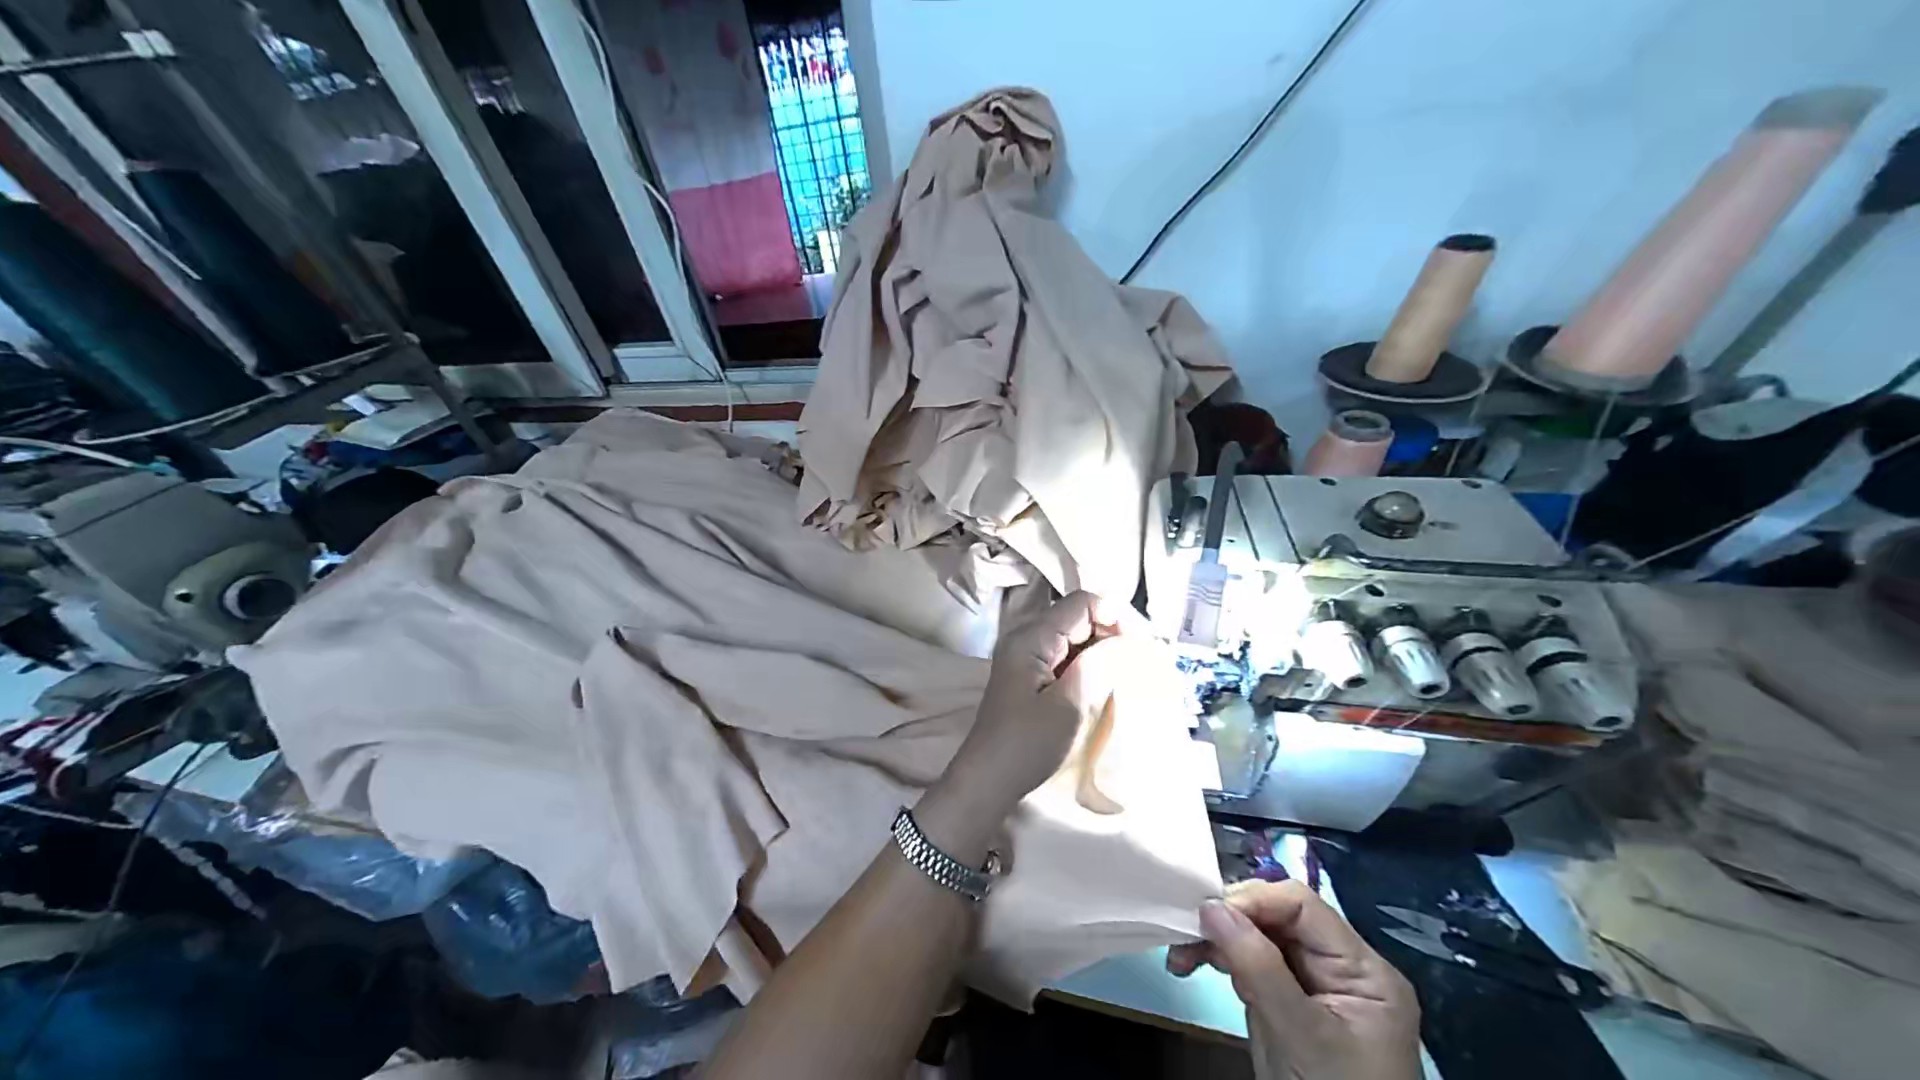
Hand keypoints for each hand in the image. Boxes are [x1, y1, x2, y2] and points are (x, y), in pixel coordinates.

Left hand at [915, 591, 1133, 857]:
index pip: (1082, 603)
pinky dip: (1088, 661)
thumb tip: (1124, 641)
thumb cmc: (1028, 743)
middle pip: (1077, 615)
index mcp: (1031, 637)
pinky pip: (1064, 654)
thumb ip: (1097, 664)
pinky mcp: (1028, 674)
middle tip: (1142, 657)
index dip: (1116, 616)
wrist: (988, 778)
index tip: (1141, 645)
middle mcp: (1025, 637)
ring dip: (1102, 647)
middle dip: (1112, 630)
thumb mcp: (1070, 704)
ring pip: (1073, 635)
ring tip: (1131, 668)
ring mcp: (1025, 655)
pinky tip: (1106, 679)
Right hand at [1169, 881, 1420, 1079]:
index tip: (1207, 915)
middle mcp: (1338, 967)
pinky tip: (1194, 965)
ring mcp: (1310, 984)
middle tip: (1185, 934)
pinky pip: (1249, 961)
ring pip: (1256, 935)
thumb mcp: (1301, 1035)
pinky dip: (1220, 959)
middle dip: (1228, 920)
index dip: (1253, 901)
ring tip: (1181, 956)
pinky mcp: (1284, 1000)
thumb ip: (1259, 967)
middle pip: (1276, 917)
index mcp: (1363, 969)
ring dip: (1216, 939)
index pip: (1302, 906)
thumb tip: (1210, 906)